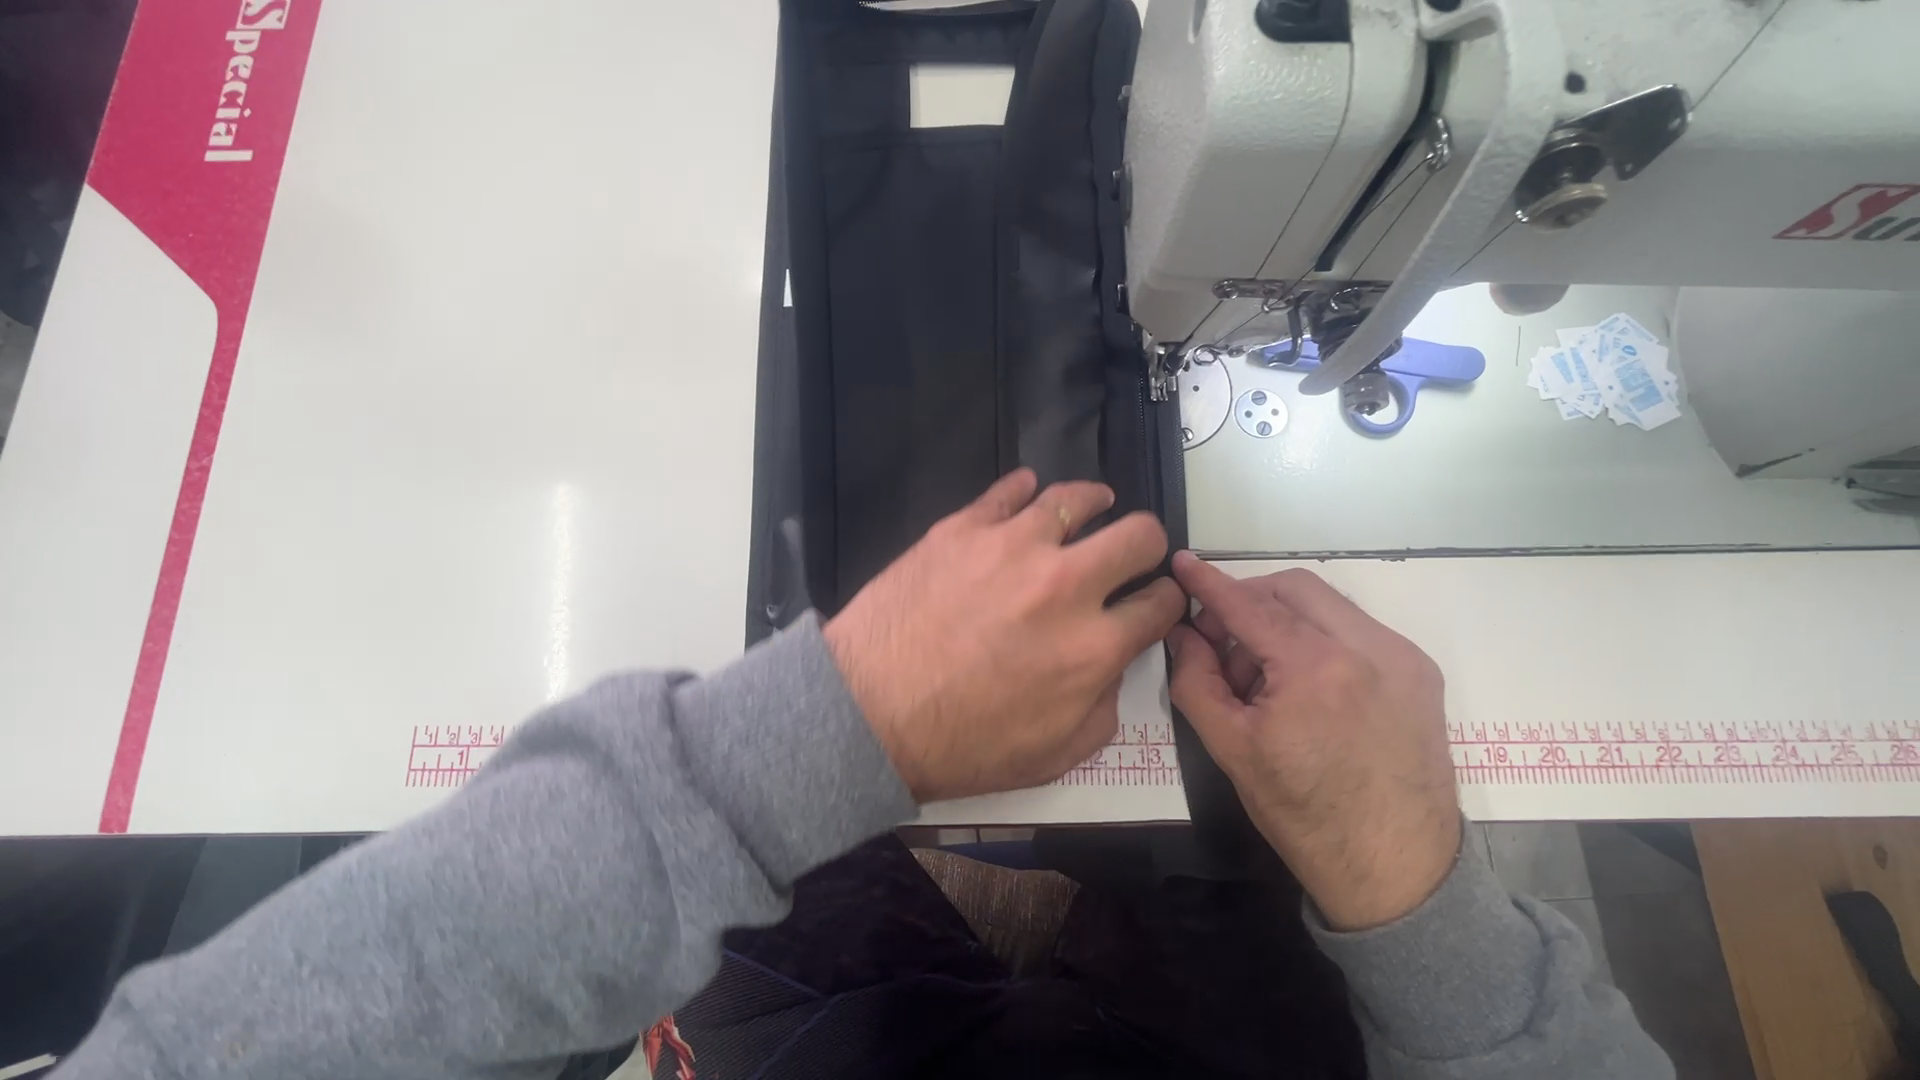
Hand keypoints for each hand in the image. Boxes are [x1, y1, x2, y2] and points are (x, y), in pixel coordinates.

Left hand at [824, 469, 1185, 802]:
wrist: (867, 715)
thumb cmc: (959, 746)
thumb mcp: (1053, 755)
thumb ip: (1102, 709)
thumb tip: (1113, 667)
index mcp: (1094, 646)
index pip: (1160, 604)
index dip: (1167, 602)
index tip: (1155, 601)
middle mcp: (1065, 584)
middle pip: (1139, 535)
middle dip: (1147, 545)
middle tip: (1132, 554)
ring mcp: (1011, 546)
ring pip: (1077, 497)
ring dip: (1096, 502)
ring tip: (1095, 504)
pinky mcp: (962, 528)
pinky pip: (1008, 490)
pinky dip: (1025, 489)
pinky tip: (1028, 494)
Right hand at [1167, 552, 1460, 929]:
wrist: (1395, 868)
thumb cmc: (1302, 813)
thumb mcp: (1230, 748)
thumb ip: (1196, 679)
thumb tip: (1183, 633)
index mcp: (1316, 668)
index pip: (1250, 605)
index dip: (1209, 582)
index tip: (1182, 561)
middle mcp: (1368, 648)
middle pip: (1293, 587)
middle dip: (1249, 599)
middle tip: (1221, 640)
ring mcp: (1403, 657)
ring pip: (1327, 604)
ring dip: (1284, 620)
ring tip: (1265, 675)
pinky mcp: (1422, 673)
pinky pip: (1357, 630)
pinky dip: (1319, 639)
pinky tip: (1305, 685)